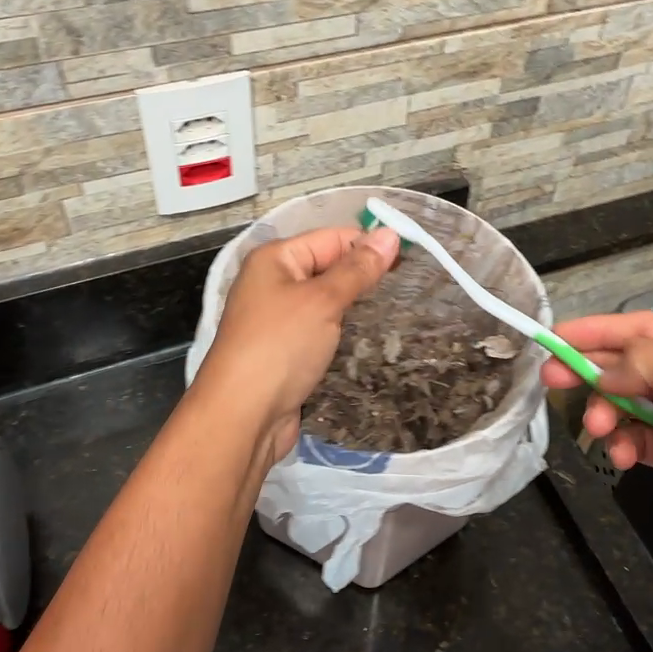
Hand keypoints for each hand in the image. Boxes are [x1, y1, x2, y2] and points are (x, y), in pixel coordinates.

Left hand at [190, 225, 399, 467]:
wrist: (242, 417)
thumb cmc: (280, 346)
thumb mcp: (323, 301)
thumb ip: (358, 269)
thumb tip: (390, 234)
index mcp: (275, 259)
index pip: (331, 238)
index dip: (369, 245)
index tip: (410, 259)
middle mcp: (273, 283)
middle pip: (328, 267)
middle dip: (363, 276)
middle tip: (409, 286)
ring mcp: (277, 319)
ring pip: (325, 301)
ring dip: (354, 307)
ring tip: (397, 312)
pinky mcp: (285, 351)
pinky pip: (320, 330)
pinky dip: (341, 333)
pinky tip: (369, 340)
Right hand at [542, 312, 652, 575]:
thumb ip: (644, 361)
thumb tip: (606, 372)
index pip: (643, 327)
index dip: (597, 329)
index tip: (555, 336)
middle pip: (629, 363)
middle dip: (591, 370)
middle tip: (551, 379)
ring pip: (625, 400)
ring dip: (605, 412)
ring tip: (598, 431)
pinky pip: (633, 436)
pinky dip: (622, 444)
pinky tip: (624, 459)